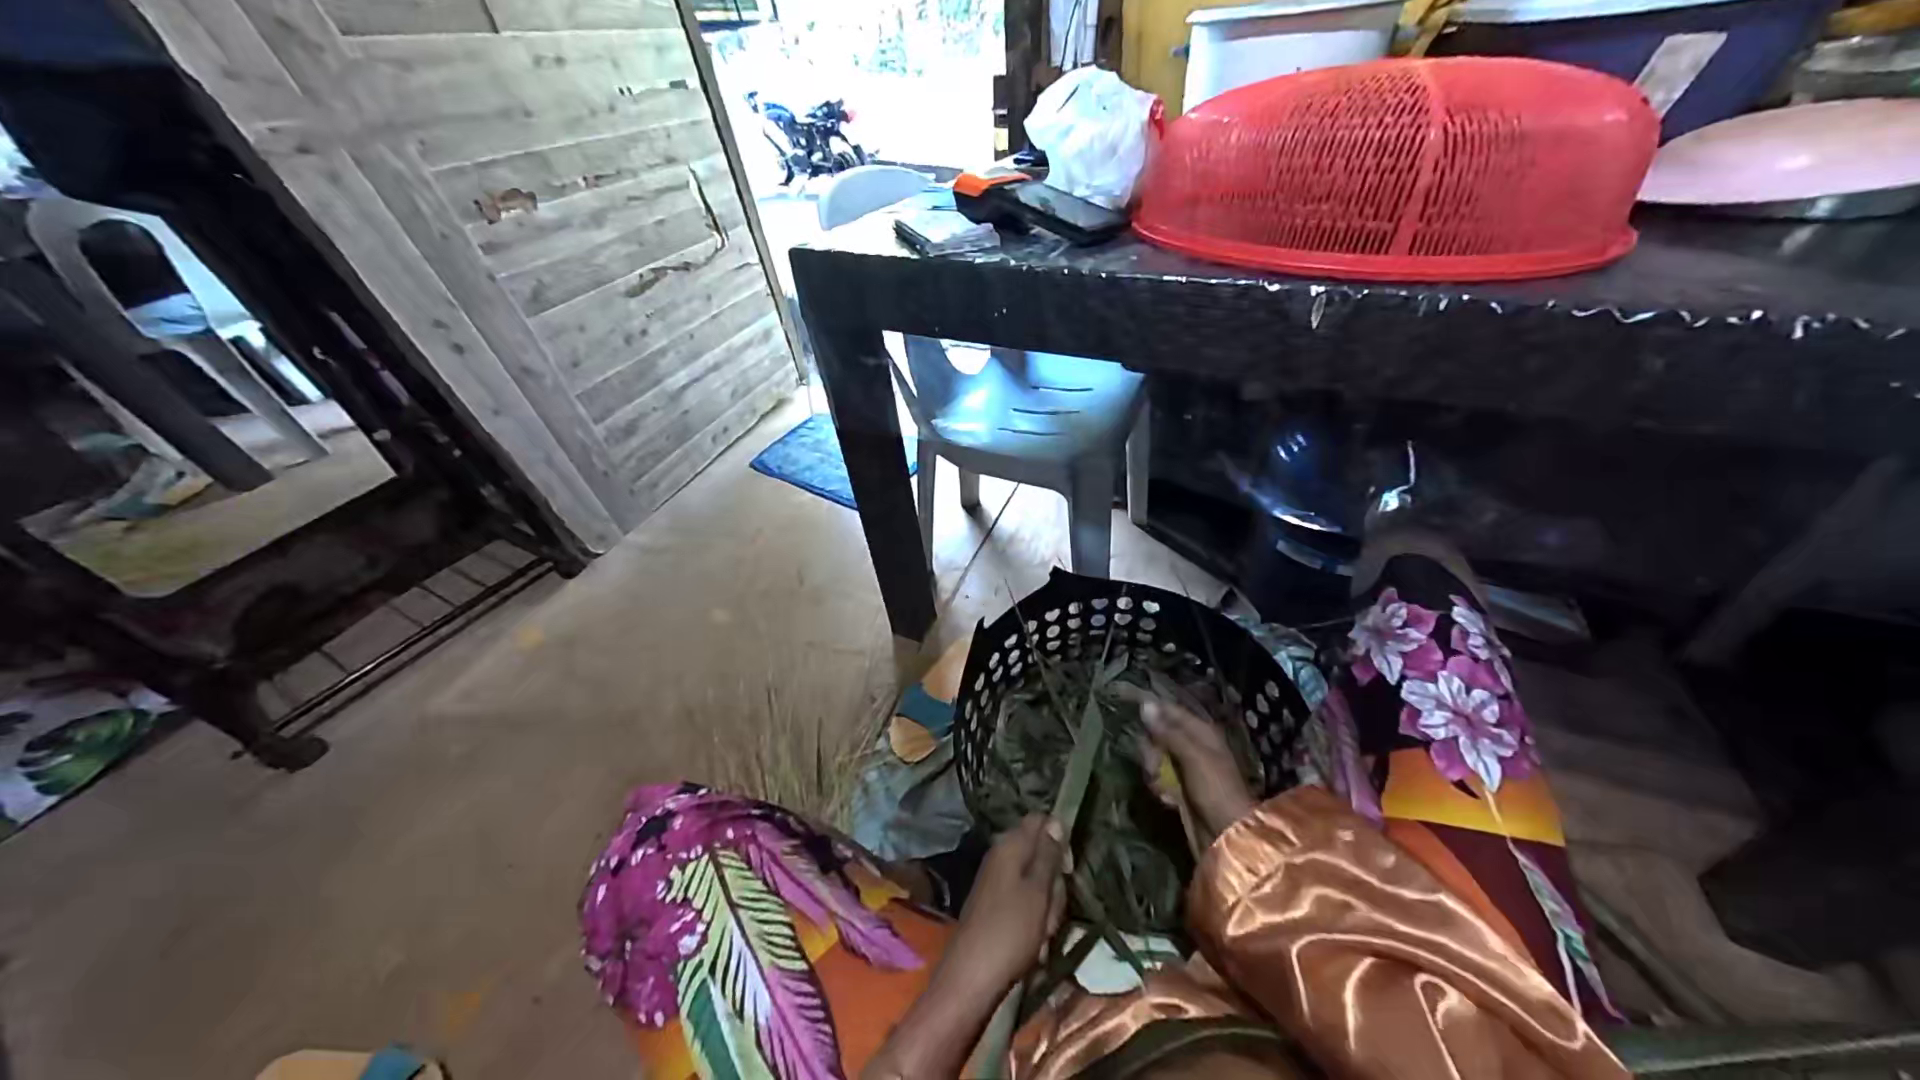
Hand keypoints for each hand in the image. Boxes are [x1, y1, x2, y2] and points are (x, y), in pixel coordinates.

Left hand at [944, 815, 1067, 995]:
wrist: (972, 977)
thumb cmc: (1010, 930)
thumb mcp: (1038, 891)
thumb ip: (1048, 854)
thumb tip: (1055, 820)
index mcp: (1009, 846)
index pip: (1039, 821)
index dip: (1059, 838)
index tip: (1068, 866)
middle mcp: (1001, 857)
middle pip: (1040, 855)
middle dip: (1054, 882)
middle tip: (1052, 908)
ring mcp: (997, 881)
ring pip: (1037, 884)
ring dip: (1046, 907)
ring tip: (1042, 931)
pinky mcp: (996, 905)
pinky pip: (1025, 904)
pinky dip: (1034, 922)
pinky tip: (1033, 943)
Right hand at [1142, 699, 1255, 838]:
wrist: (1227, 833)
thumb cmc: (1216, 789)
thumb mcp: (1193, 756)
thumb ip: (1168, 732)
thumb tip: (1145, 705)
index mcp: (1201, 732)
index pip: (1170, 710)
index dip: (1151, 710)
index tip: (1127, 707)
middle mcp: (1191, 745)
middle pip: (1158, 735)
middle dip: (1150, 749)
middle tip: (1153, 765)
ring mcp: (1184, 767)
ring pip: (1154, 756)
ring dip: (1153, 771)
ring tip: (1161, 786)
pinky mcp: (1178, 786)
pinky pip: (1158, 777)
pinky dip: (1158, 786)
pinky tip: (1165, 798)